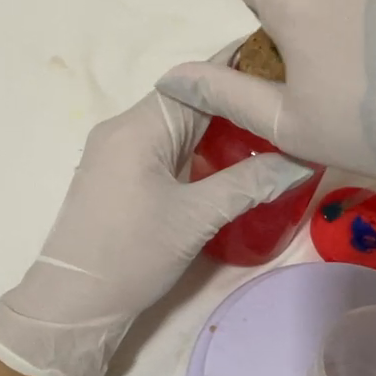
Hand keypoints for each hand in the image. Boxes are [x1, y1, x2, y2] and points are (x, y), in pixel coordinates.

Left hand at [0, 86, 314, 375]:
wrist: (74, 304)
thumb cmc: (131, 256)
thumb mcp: (196, 219)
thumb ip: (249, 184)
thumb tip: (301, 160)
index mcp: (137, 126)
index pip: (196, 79)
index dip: (240, 71)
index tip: (284, 71)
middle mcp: (122, 128)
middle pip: (186, 98)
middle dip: (234, 101)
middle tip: (285, 107)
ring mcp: (116, 152)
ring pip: (176, 124)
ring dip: (217, 127)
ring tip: (267, 132)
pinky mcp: (117, 175)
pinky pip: (163, 147)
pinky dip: (197, 148)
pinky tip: (227, 161)